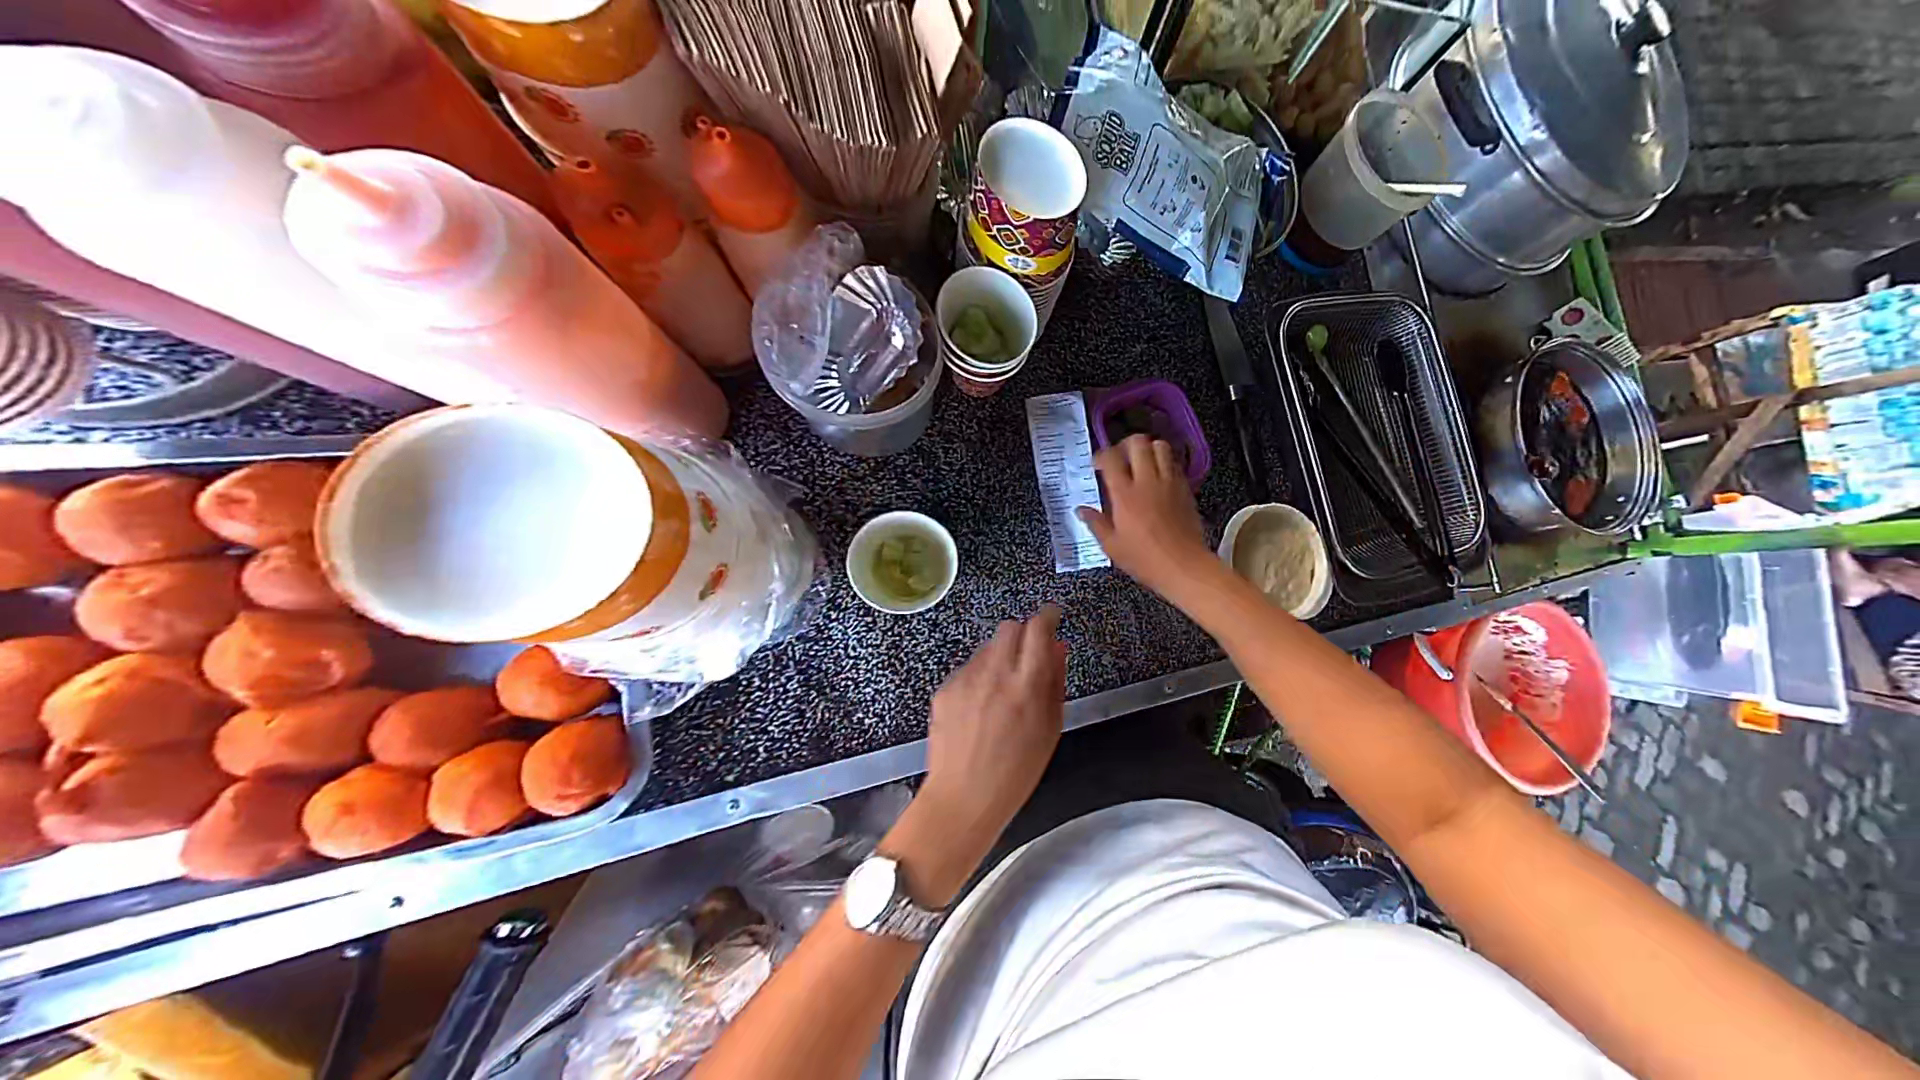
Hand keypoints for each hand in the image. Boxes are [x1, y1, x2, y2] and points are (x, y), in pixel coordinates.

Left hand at [919, 605, 1066, 847]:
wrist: (964, 797)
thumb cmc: (1014, 772)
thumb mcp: (1049, 729)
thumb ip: (1054, 682)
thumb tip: (1057, 647)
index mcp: (1027, 686)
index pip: (1038, 629)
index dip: (1048, 617)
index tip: (1052, 616)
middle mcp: (994, 675)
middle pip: (1010, 627)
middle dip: (1023, 634)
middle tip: (1029, 656)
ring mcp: (966, 679)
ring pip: (988, 648)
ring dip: (1000, 658)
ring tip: (1004, 694)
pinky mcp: (945, 689)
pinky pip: (968, 669)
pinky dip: (979, 678)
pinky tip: (981, 708)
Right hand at [1077, 436, 1215, 598]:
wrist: (1184, 567)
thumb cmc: (1146, 560)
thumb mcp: (1112, 546)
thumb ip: (1095, 523)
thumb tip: (1082, 511)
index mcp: (1125, 495)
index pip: (1110, 458)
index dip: (1101, 456)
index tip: (1097, 465)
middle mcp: (1147, 482)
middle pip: (1138, 443)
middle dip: (1125, 445)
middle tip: (1119, 458)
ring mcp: (1169, 483)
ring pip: (1160, 446)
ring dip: (1148, 449)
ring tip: (1140, 462)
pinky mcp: (1186, 489)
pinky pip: (1175, 464)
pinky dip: (1164, 463)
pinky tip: (1158, 477)